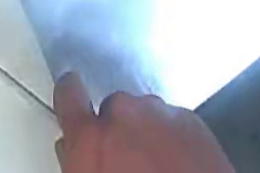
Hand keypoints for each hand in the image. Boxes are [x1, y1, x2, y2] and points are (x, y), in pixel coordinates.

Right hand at [54, 74, 236, 172]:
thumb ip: (76, 164)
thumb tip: (71, 151)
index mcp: (91, 138)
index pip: (68, 93)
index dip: (69, 95)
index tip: (72, 95)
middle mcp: (122, 114)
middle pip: (113, 108)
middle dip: (117, 131)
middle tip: (126, 164)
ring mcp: (159, 112)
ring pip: (144, 114)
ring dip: (146, 134)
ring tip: (156, 170)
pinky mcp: (190, 119)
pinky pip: (172, 122)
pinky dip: (173, 139)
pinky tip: (179, 167)